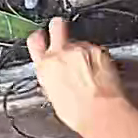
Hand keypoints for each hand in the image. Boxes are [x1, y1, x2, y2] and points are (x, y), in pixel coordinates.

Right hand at [27, 17, 131, 135]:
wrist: (102, 112)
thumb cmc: (77, 112)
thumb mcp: (53, 95)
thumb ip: (51, 76)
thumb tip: (53, 74)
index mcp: (46, 65)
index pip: (35, 40)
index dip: (39, 38)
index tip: (42, 39)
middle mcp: (62, 52)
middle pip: (57, 25)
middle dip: (58, 28)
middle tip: (62, 36)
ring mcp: (82, 49)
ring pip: (79, 41)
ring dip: (81, 51)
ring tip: (87, 71)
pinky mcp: (100, 50)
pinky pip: (95, 49)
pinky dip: (95, 57)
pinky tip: (97, 72)